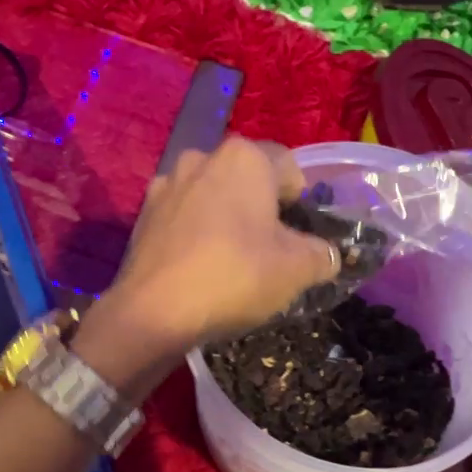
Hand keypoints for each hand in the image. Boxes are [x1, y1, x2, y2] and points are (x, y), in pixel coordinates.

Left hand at [97, 137, 339, 352]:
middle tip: (272, 251)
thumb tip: (328, 255)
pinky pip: (184, 218)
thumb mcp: (297, 270)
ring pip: (213, 197)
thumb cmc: (235, 276)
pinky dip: (196, 235)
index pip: (289, 167)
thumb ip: (322, 255)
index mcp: (245, 158)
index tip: (302, 236)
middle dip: (262, 208)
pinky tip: (201, 268)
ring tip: (233, 261)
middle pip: (248, 180)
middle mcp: (202, 158)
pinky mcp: (143, 216)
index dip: (301, 201)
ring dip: (226, 219)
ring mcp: (167, 185)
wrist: (154, 312)